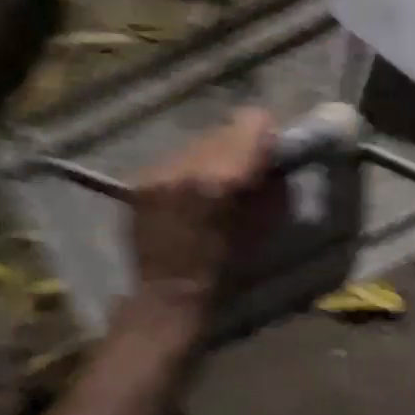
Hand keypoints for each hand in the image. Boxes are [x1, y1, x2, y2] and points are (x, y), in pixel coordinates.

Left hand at [127, 108, 275, 311]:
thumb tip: (274, 153)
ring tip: (213, 184)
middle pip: (224, 128)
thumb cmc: (229, 265)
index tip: (269, 154)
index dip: (265, 135)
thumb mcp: (267, 221)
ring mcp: (159, 171)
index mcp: (223, 177)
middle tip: (243, 171)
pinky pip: (175, 158)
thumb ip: (271, 180)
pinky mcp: (140, 180)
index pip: (251, 120)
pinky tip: (188, 194)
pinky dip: (188, 169)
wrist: (170, 294)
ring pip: (198, 141)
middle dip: (238, 145)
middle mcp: (187, 165)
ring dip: (212, 156)